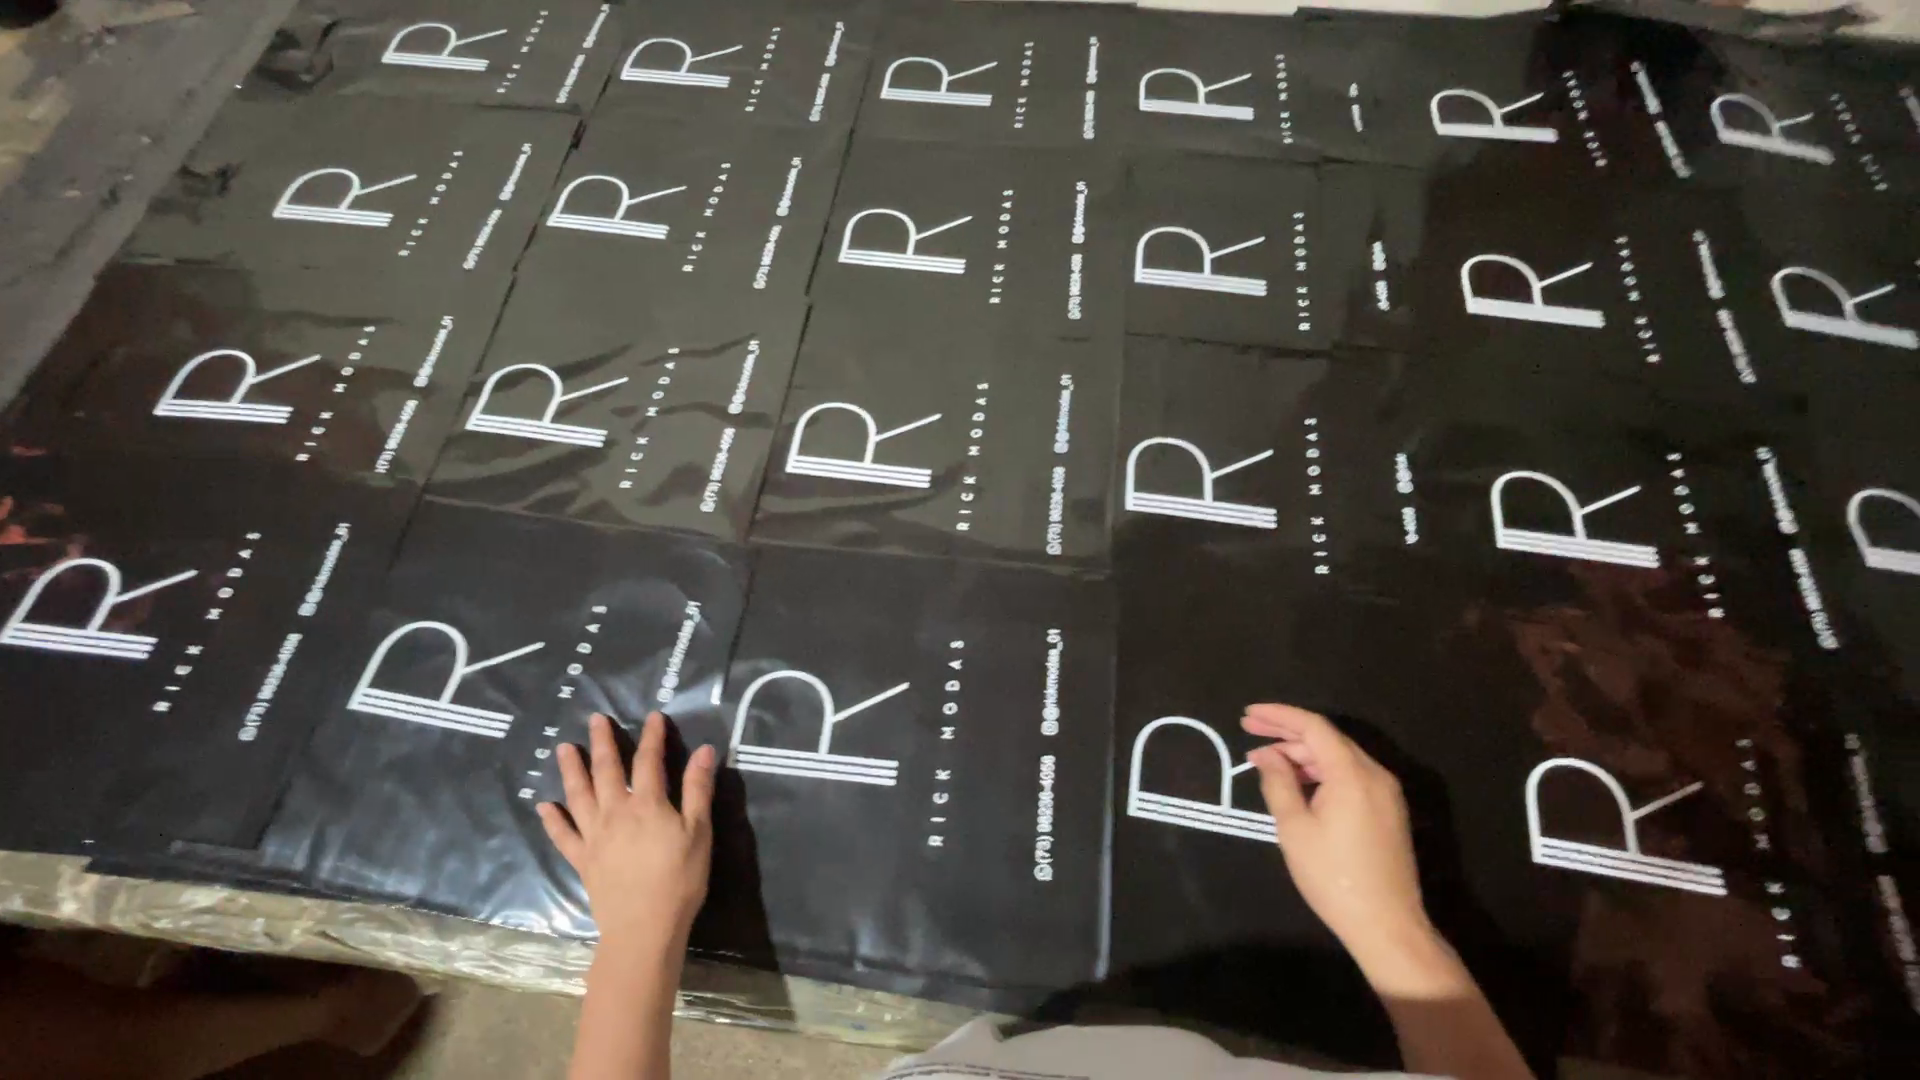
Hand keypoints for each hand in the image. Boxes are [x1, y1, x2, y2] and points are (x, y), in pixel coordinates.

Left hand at [538, 712, 715, 950]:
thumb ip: (698, 789)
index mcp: (647, 804)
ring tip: (564, 749)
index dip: (652, 737)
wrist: (644, 928)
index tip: (653, 716)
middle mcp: (615, 813)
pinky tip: (544, 806)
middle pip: (607, 771)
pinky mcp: (582, 860)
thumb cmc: (679, 878)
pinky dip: (553, 820)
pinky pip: (563, 836)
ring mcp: (594, 836)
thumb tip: (704, 750)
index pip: (649, 761)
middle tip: (595, 719)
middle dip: (602, 743)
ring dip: (571, 770)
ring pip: (579, 796)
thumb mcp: (699, 831)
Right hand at [1241, 704, 1434, 962]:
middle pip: (1327, 738)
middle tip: (1248, 731)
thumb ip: (1278, 782)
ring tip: (1266, 760)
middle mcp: (1374, 774)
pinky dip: (1320, 770)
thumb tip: (1265, 754)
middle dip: (1286, 731)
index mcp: (1352, 774)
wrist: (1387, 925)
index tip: (1248, 715)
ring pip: (1338, 757)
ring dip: (1301, 753)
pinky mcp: (1387, 810)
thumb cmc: (1333, 876)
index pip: (1313, 727)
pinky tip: (1297, 781)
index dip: (1279, 715)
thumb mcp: (1294, 827)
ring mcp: (1385, 793)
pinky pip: (1350, 775)